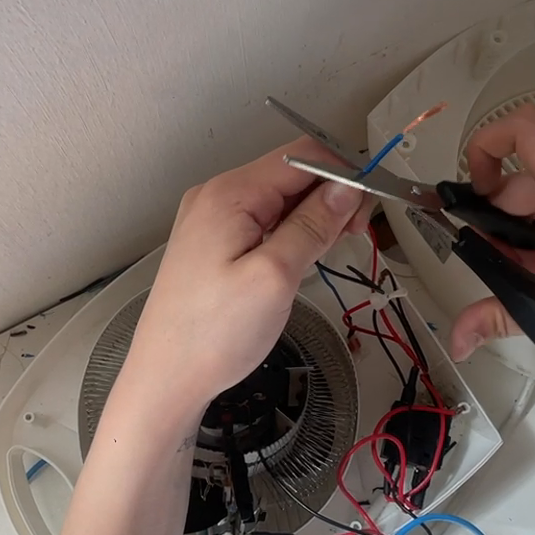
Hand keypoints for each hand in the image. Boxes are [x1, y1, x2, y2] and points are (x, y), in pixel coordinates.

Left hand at [124, 138, 370, 410]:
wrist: (166, 378)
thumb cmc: (213, 335)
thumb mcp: (275, 276)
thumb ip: (312, 226)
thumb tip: (346, 188)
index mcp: (229, 194)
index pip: (301, 156)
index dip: (343, 175)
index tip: (368, 210)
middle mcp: (215, 198)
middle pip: (290, 174)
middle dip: (329, 198)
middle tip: (351, 239)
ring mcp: (210, 222)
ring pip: (278, 201)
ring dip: (311, 219)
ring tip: (325, 254)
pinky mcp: (212, 246)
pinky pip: (261, 224)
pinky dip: (289, 234)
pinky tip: (299, 260)